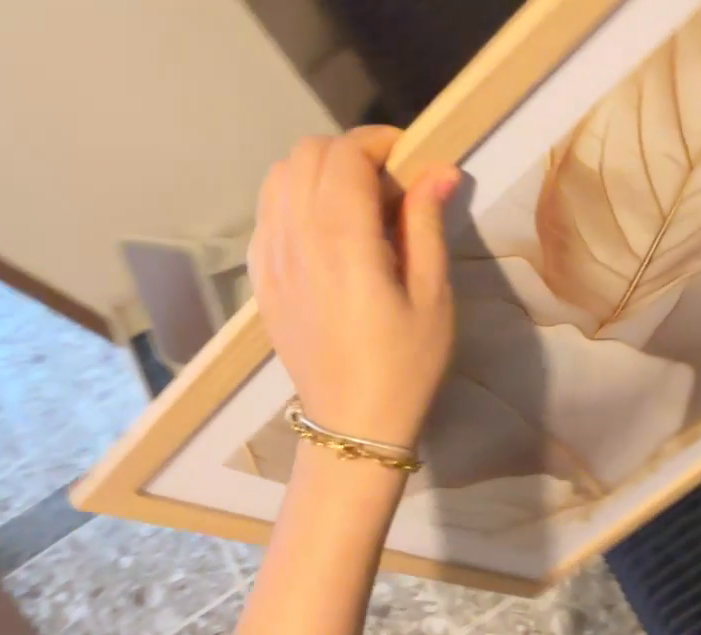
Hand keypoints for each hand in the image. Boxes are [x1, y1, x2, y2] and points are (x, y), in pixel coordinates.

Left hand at [248, 127, 462, 449]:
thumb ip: (427, 227)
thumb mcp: (432, 299)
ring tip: (356, 209)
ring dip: (319, 174)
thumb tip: (438, 171)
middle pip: (308, 155)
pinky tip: (325, 233)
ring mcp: (270, 258)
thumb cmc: (406, 367)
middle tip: (388, 190)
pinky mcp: (261, 278)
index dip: (379, 143)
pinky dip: (295, 201)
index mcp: (343, 242)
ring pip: (280, 177)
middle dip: (350, 155)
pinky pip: (267, 213)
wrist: (354, 424)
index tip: (410, 160)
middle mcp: (296, 238)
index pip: (345, 155)